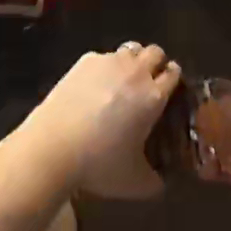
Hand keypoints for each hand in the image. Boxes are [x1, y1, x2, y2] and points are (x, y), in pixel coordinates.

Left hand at [16, 43, 181, 199]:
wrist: (55, 143)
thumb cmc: (101, 162)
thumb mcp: (137, 182)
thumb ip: (155, 179)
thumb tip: (161, 180)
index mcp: (153, 96)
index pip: (173, 74)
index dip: (174, 79)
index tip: (171, 90)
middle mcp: (134, 72)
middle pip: (154, 52)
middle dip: (156, 63)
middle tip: (150, 82)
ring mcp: (107, 61)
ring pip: (130, 49)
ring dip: (133, 60)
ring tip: (124, 81)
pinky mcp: (83, 60)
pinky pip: (104, 56)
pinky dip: (106, 66)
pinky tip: (96, 85)